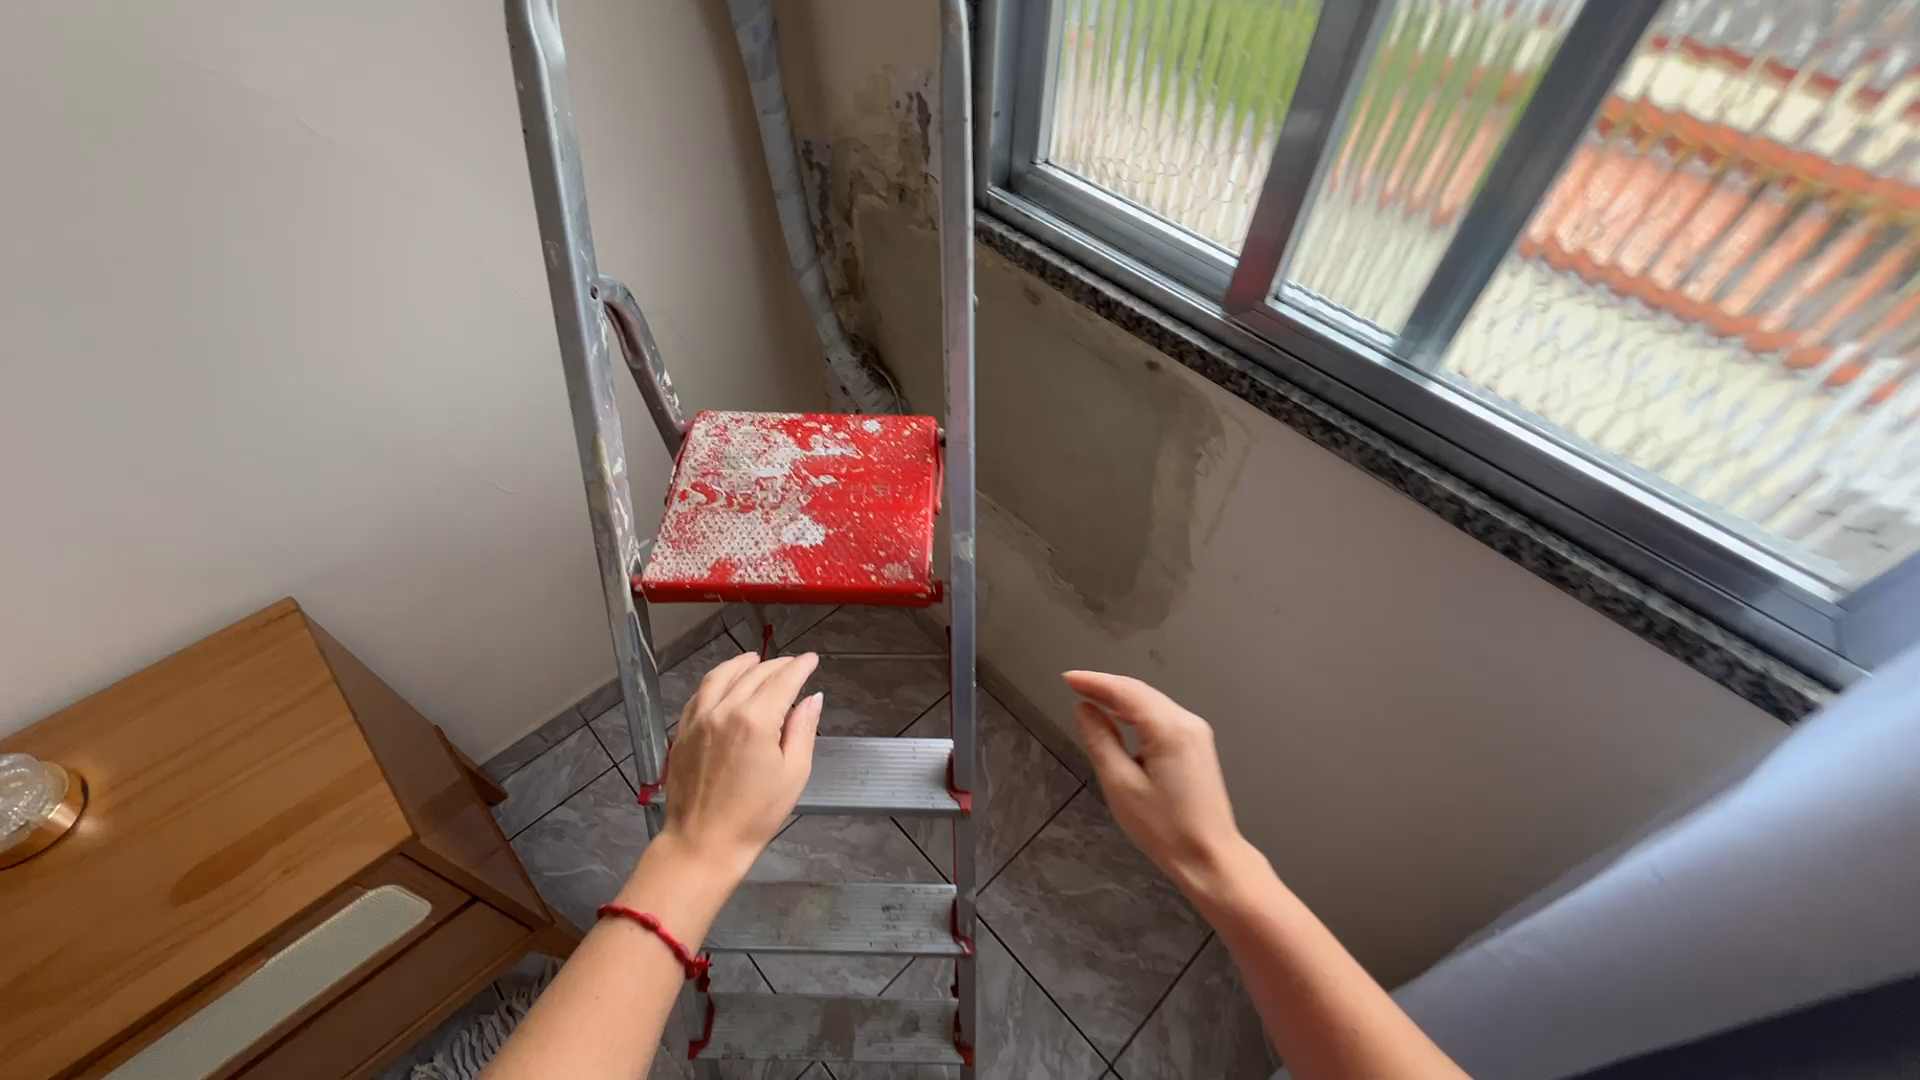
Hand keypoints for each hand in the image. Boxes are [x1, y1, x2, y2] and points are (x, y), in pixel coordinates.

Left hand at [660, 651, 822, 880]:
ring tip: (756, 660)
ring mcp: (699, 719)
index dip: (801, 667)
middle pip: (754, 674)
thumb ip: (803, 729)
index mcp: (755, 721)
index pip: (783, 681)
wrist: (702, 844)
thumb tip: (813, 699)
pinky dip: (717, 680)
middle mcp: (724, 711)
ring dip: (743, 664)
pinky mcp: (684, 731)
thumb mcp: (793, 774)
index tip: (812, 660)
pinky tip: (725, 682)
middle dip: (778, 665)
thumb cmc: (754, 815)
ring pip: (722, 676)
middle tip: (794, 665)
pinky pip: (700, 693)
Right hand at [1063, 671, 1250, 896]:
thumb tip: (1084, 709)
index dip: (1094, 682)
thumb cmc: (1164, 828)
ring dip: (1121, 698)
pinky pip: (1162, 717)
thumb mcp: (1121, 784)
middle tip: (1074, 685)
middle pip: (1140, 692)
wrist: (1210, 859)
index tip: (1067, 679)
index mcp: (1170, 729)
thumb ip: (1100, 740)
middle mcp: (1187, 723)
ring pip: (1152, 703)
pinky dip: (1137, 712)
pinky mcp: (1197, 746)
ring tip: (1090, 698)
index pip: (1126, 692)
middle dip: (1106, 686)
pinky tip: (1121, 718)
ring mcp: (1196, 733)